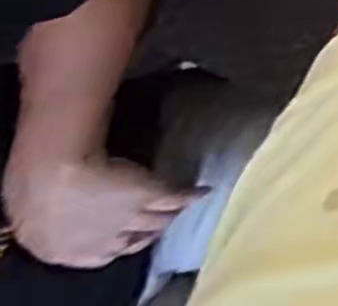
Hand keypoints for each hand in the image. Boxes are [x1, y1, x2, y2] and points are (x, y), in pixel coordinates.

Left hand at [5, 156, 201, 267]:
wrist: (51, 178)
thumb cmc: (36, 202)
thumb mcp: (44, 230)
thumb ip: (69, 235)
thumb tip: (88, 231)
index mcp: (74, 254)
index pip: (109, 256)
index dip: (124, 245)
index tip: (134, 236)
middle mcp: (106, 240)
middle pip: (142, 237)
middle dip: (154, 230)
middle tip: (165, 219)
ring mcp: (131, 217)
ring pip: (163, 220)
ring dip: (175, 213)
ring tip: (185, 205)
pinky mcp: (151, 196)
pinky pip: (178, 198)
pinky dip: (194, 195)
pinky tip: (204, 191)